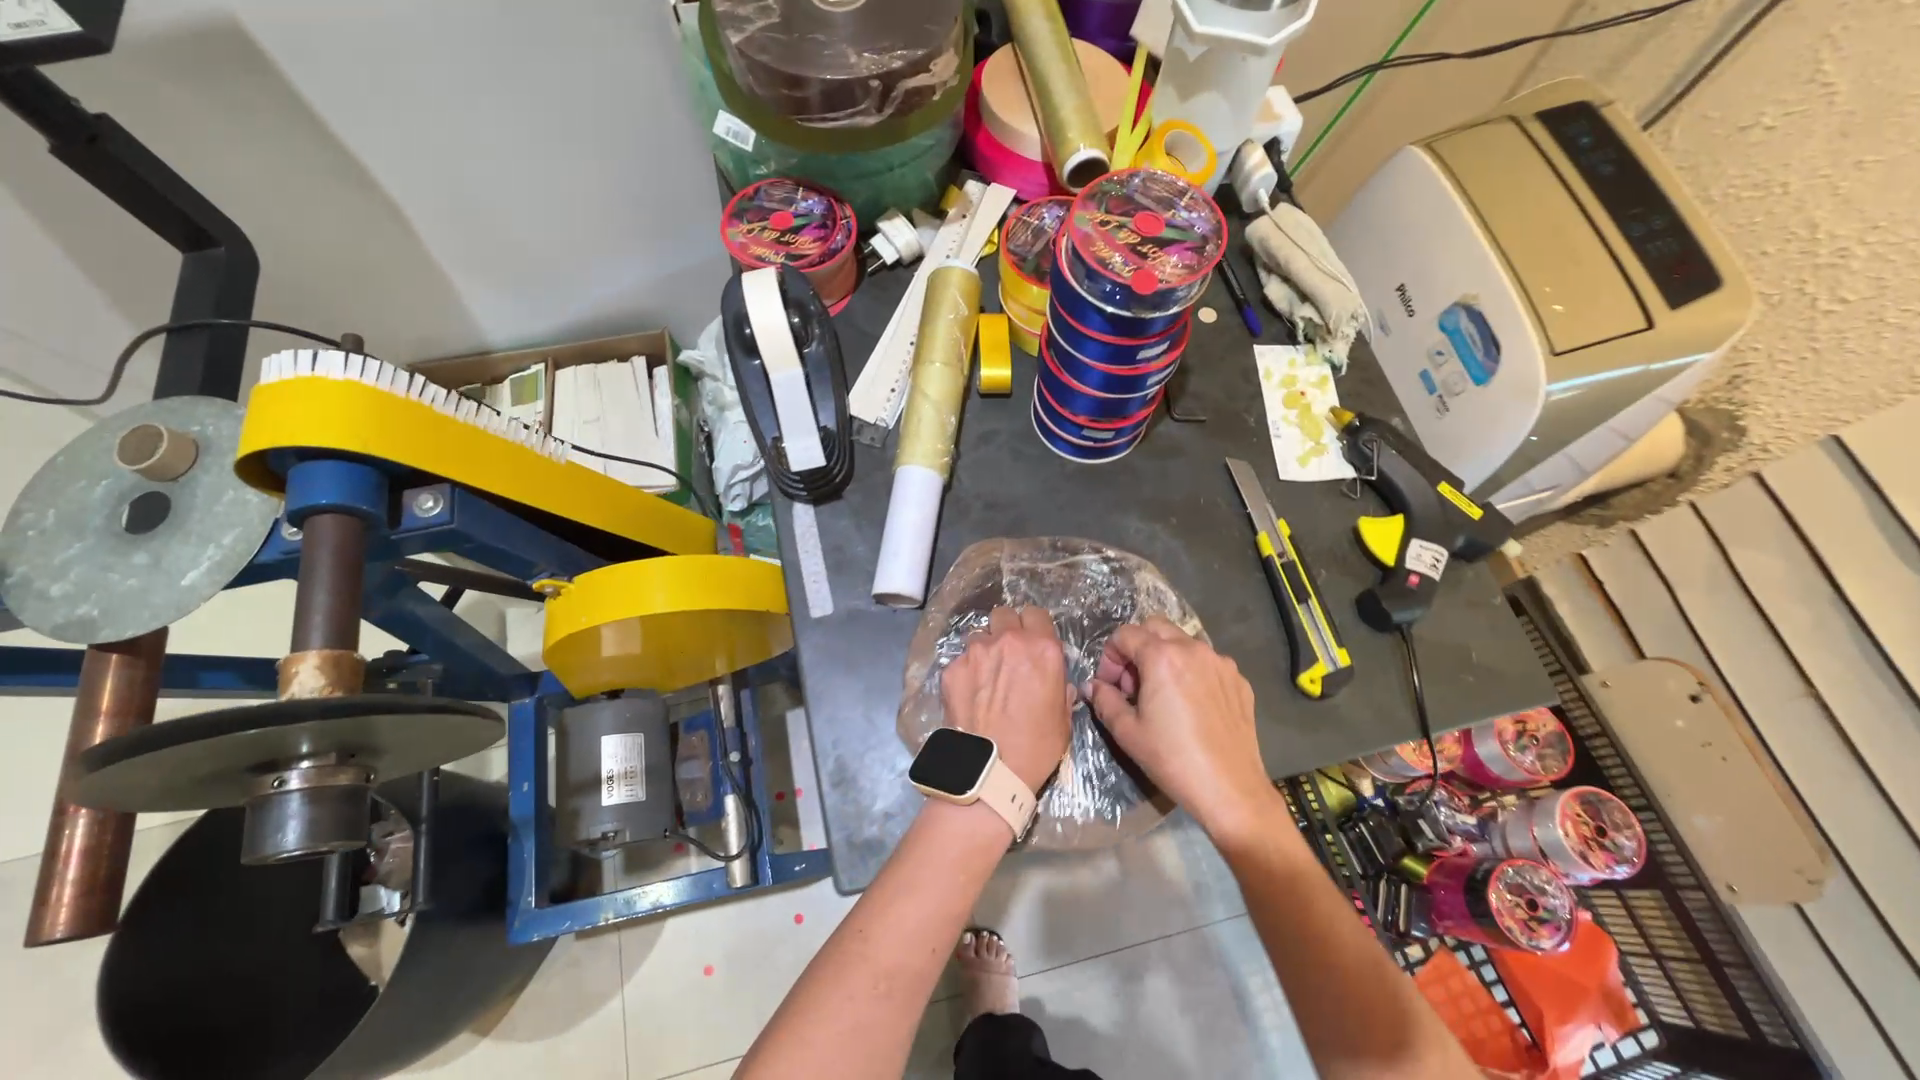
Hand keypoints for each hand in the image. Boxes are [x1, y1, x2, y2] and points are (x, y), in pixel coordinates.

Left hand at [940, 606, 1073, 792]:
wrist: (991, 771)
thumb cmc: (1036, 747)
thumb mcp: (1064, 717)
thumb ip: (1060, 687)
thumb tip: (1056, 681)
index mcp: (1042, 649)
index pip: (1036, 614)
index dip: (1035, 627)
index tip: (1032, 641)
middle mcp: (1008, 641)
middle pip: (1004, 614)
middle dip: (1006, 629)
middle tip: (1008, 654)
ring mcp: (976, 653)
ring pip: (979, 635)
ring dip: (984, 649)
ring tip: (986, 676)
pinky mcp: (952, 669)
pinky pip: (960, 659)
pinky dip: (966, 671)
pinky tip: (969, 694)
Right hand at [1085, 616, 1278, 845]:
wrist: (1229, 788)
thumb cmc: (1172, 759)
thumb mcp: (1127, 732)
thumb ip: (1104, 700)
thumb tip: (1093, 686)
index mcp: (1162, 657)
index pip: (1125, 634)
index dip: (1109, 656)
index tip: (1109, 685)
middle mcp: (1194, 649)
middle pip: (1155, 628)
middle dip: (1137, 648)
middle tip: (1132, 685)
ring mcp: (1221, 663)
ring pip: (1183, 643)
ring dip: (1165, 658)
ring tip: (1162, 696)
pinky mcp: (1239, 681)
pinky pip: (1207, 664)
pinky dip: (1191, 673)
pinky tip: (1191, 708)